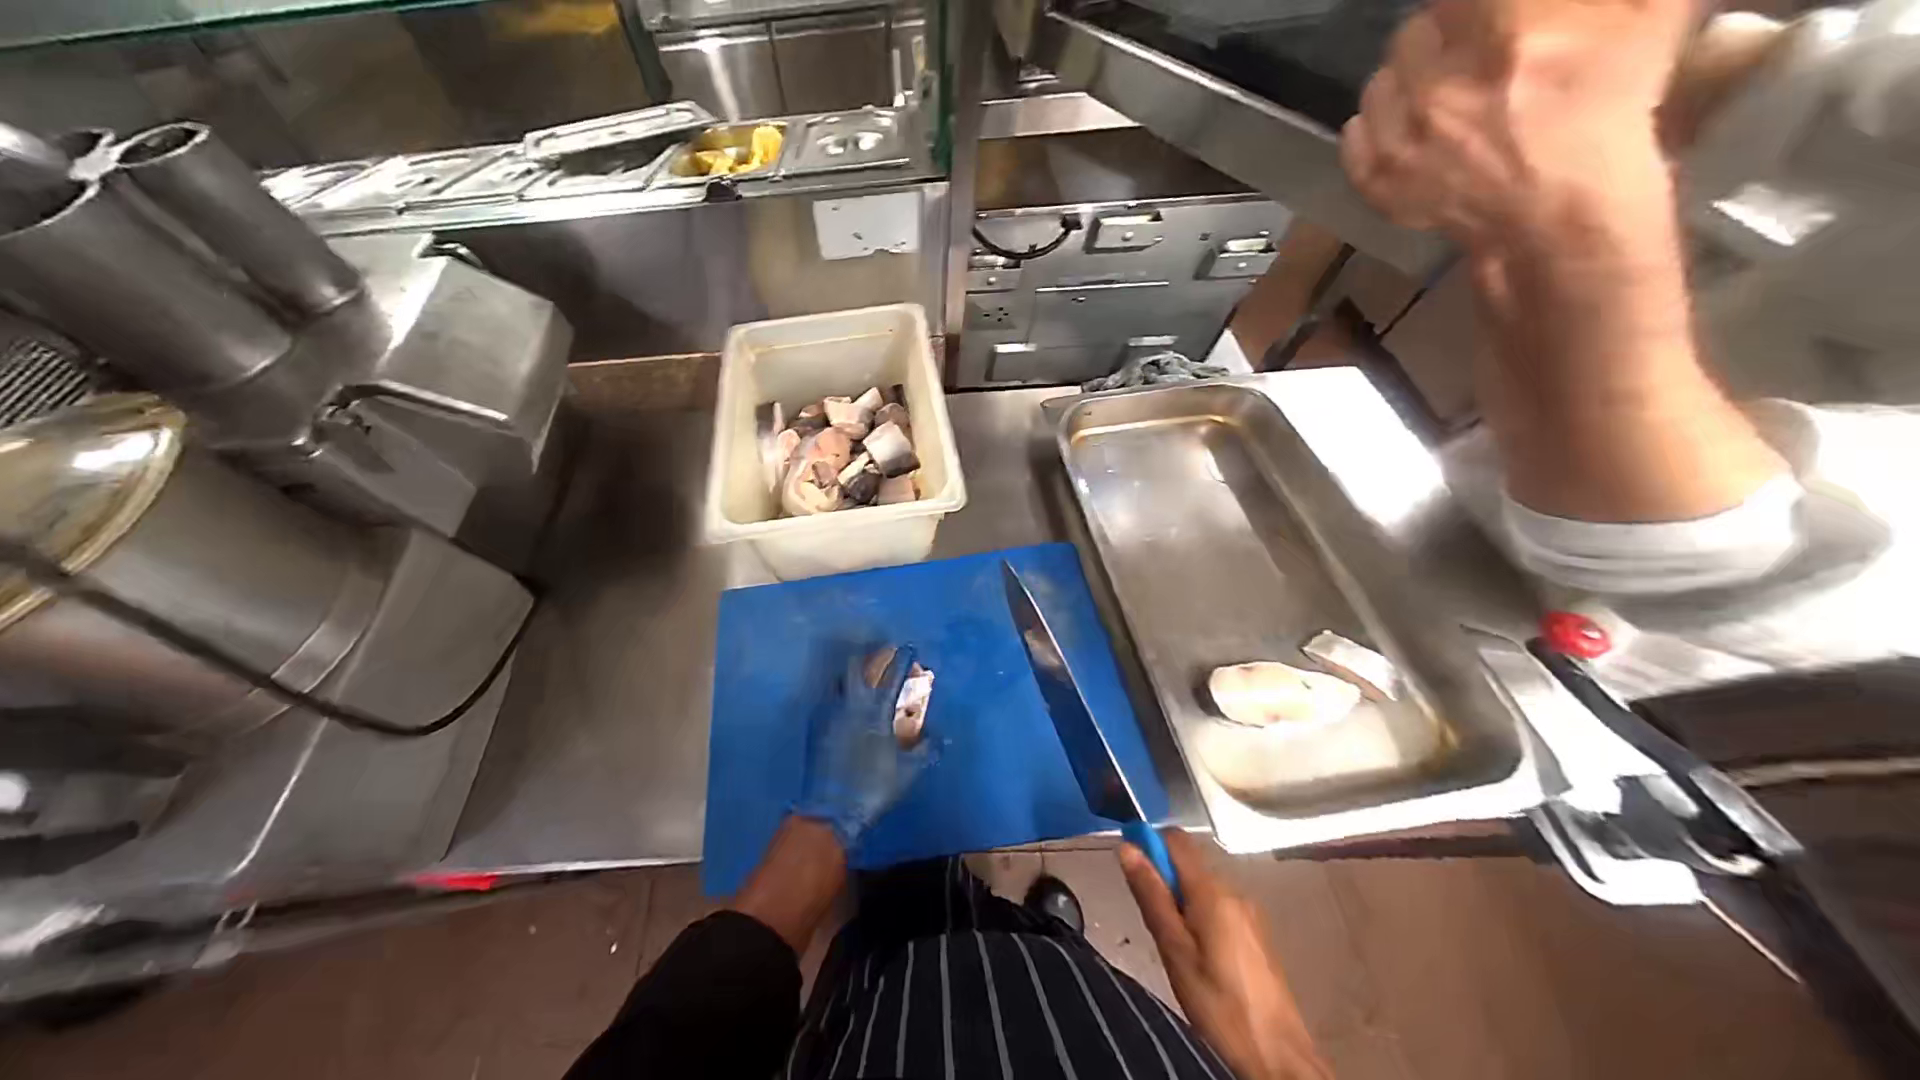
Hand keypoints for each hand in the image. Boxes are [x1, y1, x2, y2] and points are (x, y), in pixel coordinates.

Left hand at [793, 645, 935, 850]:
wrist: (831, 809)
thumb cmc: (872, 787)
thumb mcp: (907, 771)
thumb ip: (925, 751)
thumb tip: (939, 738)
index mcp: (876, 712)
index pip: (892, 677)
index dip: (902, 660)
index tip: (909, 647)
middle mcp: (852, 706)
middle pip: (858, 667)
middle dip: (870, 655)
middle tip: (881, 652)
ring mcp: (830, 714)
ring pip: (839, 680)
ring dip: (852, 672)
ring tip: (861, 671)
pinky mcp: (816, 726)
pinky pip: (828, 699)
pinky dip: (839, 692)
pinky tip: (843, 698)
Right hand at [1120, 831, 1330, 1079]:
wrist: (1279, 1059)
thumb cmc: (1218, 1007)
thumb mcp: (1174, 951)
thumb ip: (1151, 896)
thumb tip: (1127, 847)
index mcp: (1213, 892)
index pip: (1176, 840)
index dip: (1149, 843)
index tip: (1131, 869)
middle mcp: (1235, 892)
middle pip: (1189, 863)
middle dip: (1163, 879)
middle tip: (1153, 924)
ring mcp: (1249, 913)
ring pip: (1202, 887)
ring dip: (1180, 901)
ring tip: (1173, 947)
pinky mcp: (1256, 934)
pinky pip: (1218, 907)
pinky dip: (1199, 916)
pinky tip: (1197, 958)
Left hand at [1340, 0, 1695, 249]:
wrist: (1559, 211)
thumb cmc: (1607, 114)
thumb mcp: (1643, 19)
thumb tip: (1566, 7)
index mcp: (1502, 33)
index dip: (1463, 7)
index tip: (1476, 16)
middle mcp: (1437, 83)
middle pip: (1410, 35)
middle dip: (1433, 38)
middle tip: (1453, 51)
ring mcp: (1402, 137)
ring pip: (1377, 85)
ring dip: (1398, 81)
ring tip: (1421, 88)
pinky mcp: (1382, 180)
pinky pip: (1353, 142)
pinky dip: (1365, 129)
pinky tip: (1385, 124)